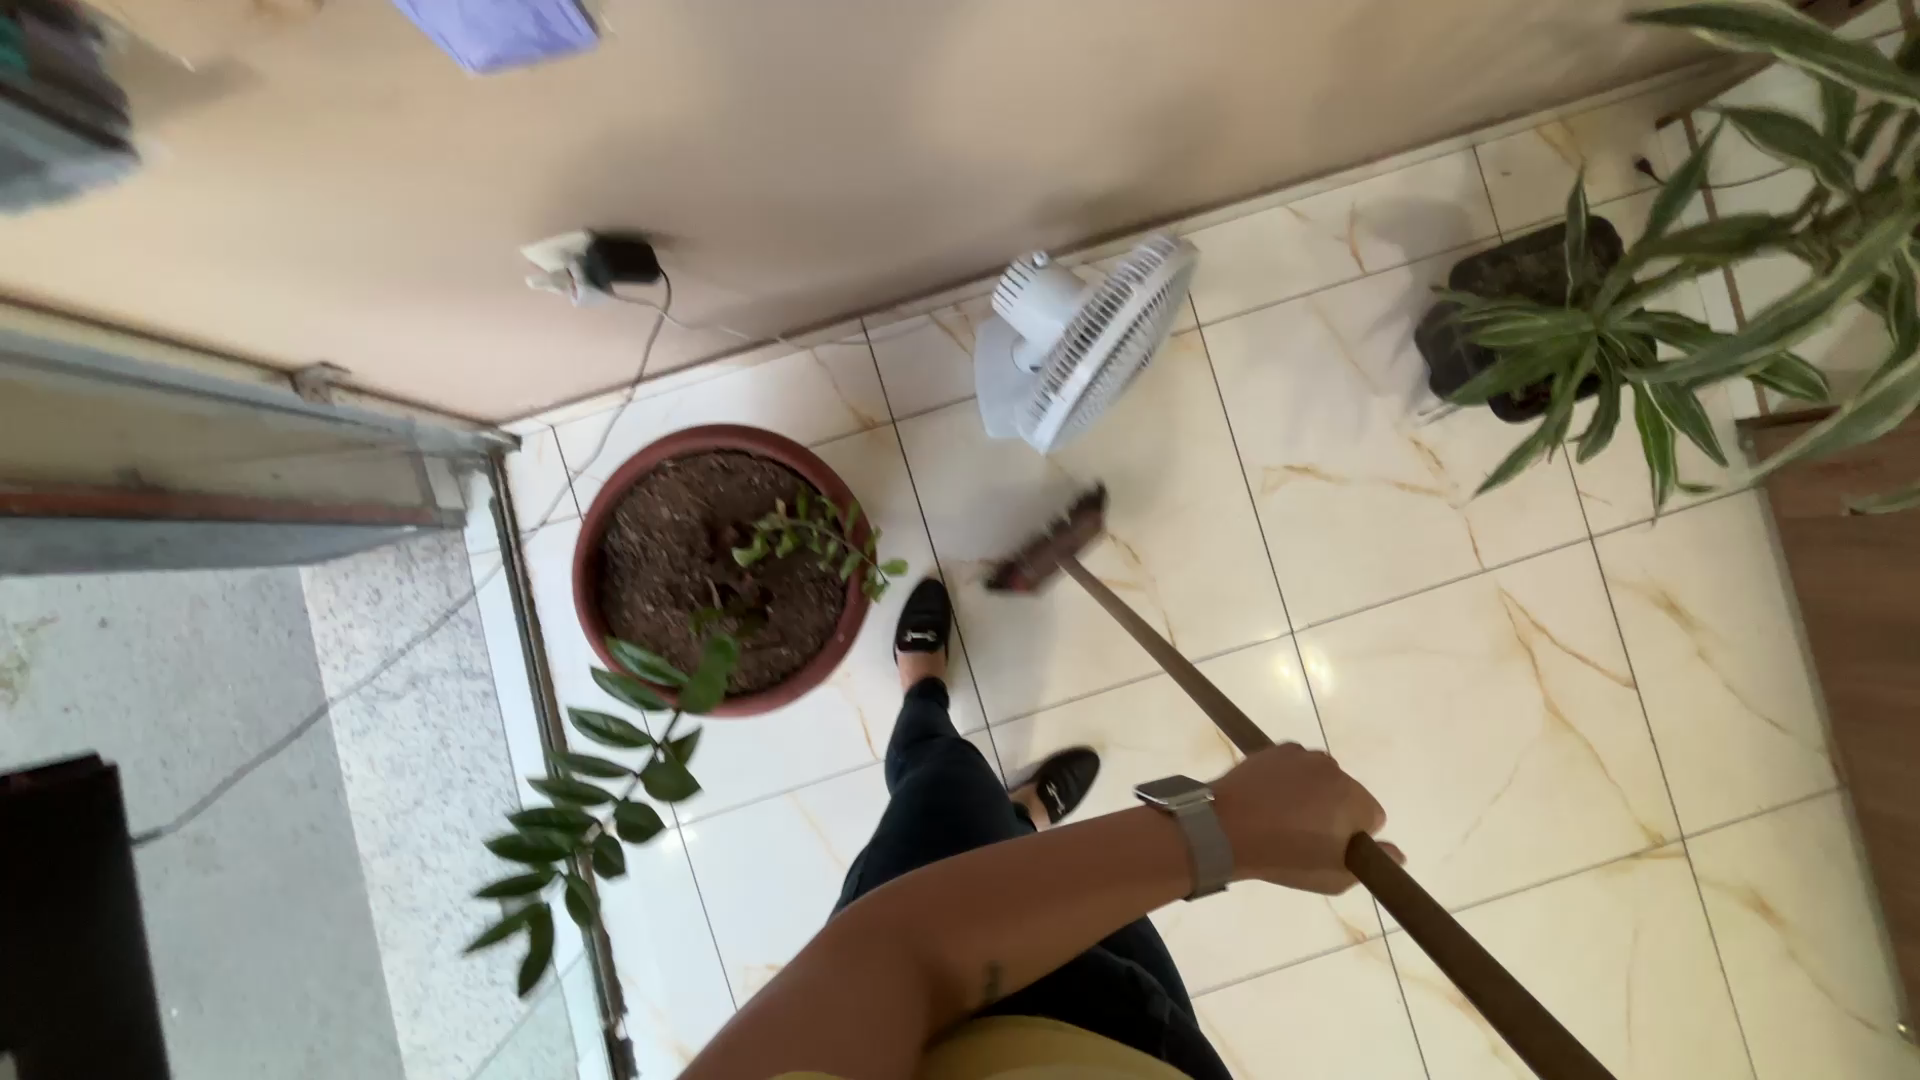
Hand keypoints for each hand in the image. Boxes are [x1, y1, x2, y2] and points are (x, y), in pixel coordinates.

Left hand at [1211, 743, 1402, 894]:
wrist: (1226, 827)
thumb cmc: (1283, 856)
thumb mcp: (1334, 876)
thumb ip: (1371, 863)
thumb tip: (1397, 853)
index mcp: (1354, 798)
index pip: (1373, 817)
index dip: (1353, 834)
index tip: (1329, 845)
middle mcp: (1332, 768)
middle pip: (1346, 792)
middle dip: (1334, 809)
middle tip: (1304, 831)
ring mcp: (1300, 754)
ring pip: (1320, 776)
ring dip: (1312, 790)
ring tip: (1283, 813)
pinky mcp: (1274, 749)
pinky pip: (1293, 764)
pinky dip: (1288, 776)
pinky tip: (1270, 795)